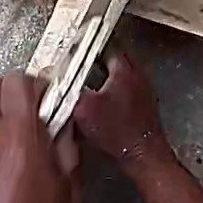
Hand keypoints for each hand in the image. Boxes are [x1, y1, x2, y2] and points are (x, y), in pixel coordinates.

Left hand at [0, 74, 81, 202]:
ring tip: (19, 162)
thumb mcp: (67, 198)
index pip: (20, 81)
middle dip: (15, 95)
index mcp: (19, 133)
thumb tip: (68, 133)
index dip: (38, 85)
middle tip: (33, 120)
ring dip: (3, 127)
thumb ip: (70, 157)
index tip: (51, 103)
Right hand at [72, 52, 171, 173]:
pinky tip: (100, 110)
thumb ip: (71, 91)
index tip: (76, 52)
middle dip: (93, 66)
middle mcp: (137, 77)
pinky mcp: (143, 108)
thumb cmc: (118, 131)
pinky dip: (111, 98)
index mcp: (124, 70)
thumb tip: (59, 83)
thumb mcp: (83, 108)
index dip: (88, 48)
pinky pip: (123, 95)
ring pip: (118, 79)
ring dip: (102, 83)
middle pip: (112, 62)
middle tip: (78, 71)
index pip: (105, 47)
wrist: (143, 155)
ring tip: (86, 90)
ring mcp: (143, 93)